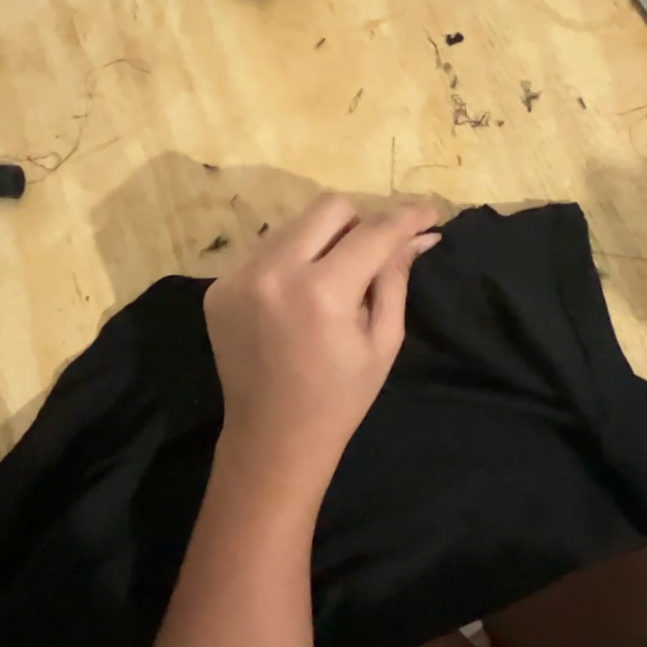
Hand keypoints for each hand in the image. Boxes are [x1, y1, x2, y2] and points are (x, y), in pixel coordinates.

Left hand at [203, 194, 440, 505]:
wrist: (272, 438)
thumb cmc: (339, 398)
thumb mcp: (382, 341)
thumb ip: (395, 278)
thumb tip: (419, 234)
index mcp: (322, 291)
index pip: (373, 231)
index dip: (407, 217)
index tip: (428, 214)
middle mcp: (274, 272)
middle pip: (328, 208)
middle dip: (359, 222)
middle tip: (370, 256)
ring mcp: (239, 278)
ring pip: (292, 226)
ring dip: (320, 242)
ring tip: (330, 283)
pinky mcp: (219, 288)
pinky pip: (265, 252)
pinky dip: (288, 265)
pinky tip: (295, 303)